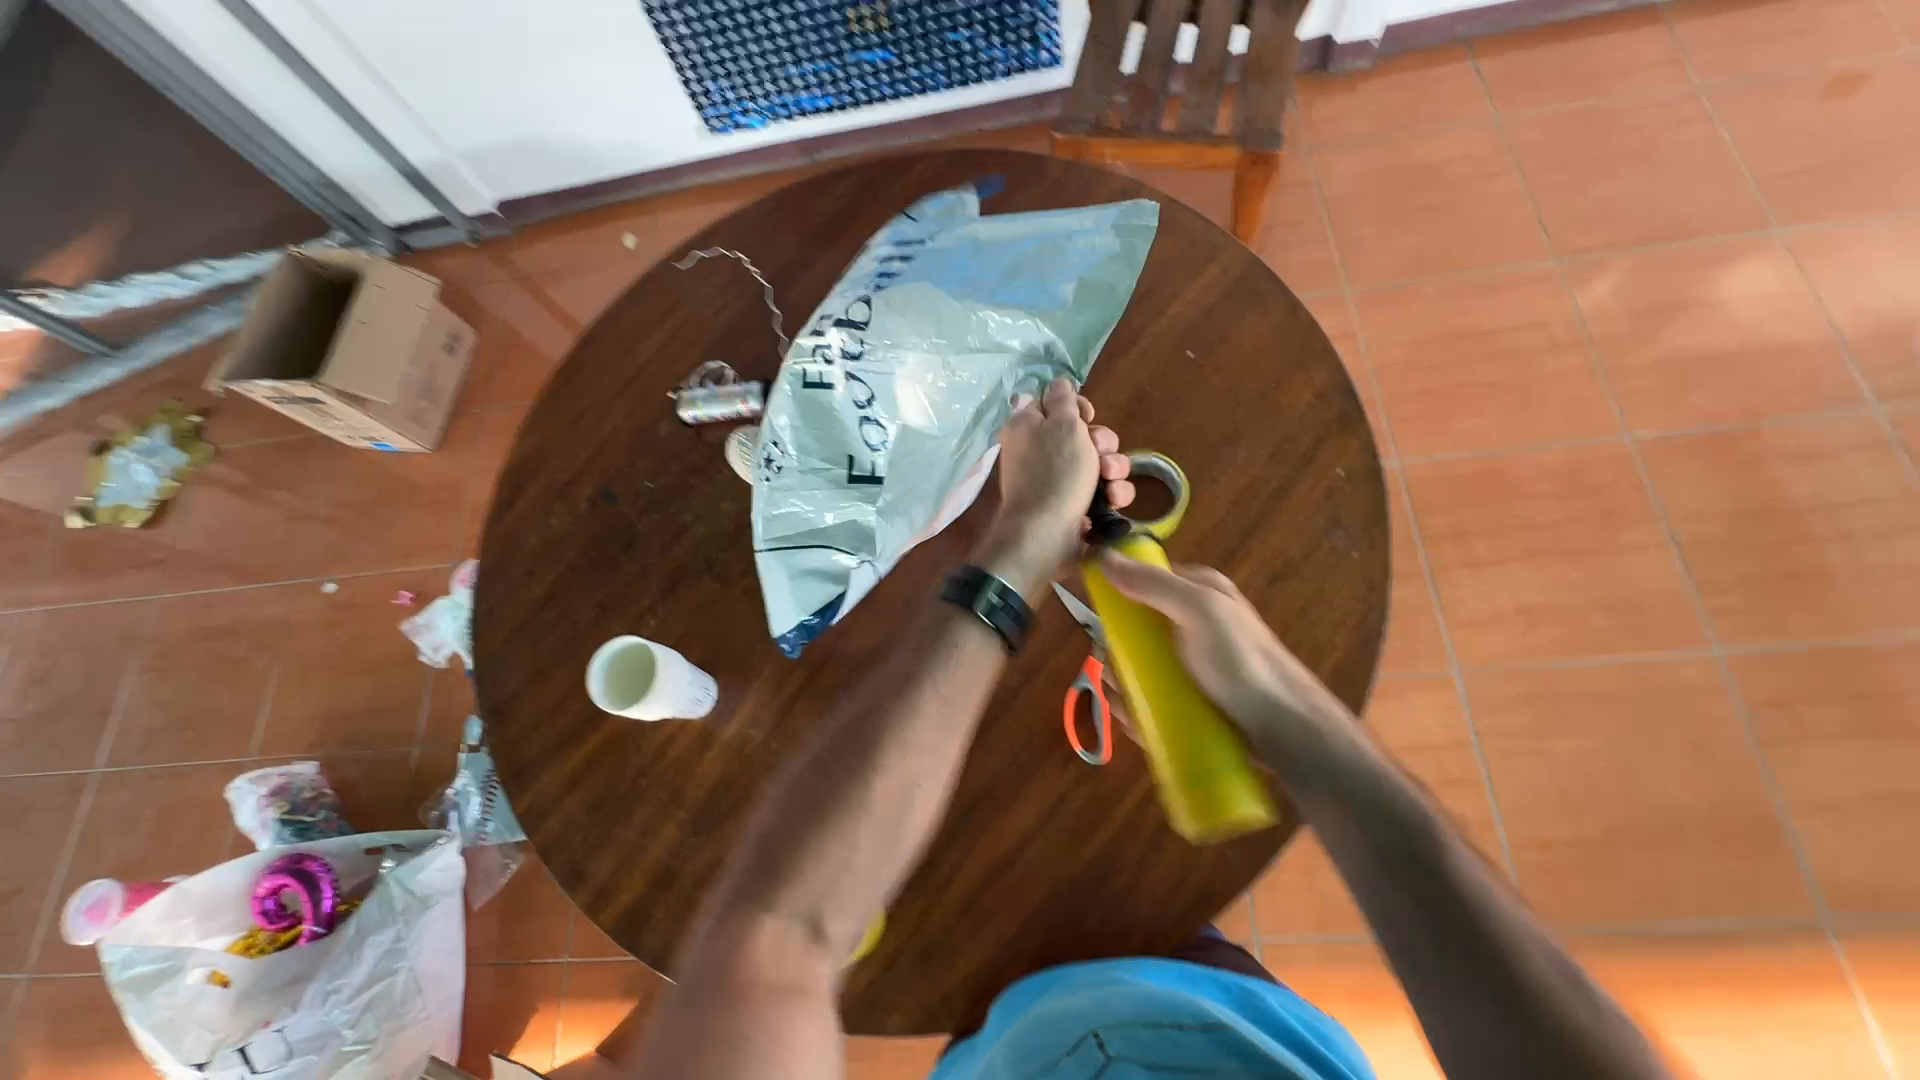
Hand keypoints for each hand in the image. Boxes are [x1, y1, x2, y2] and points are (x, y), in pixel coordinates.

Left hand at [975, 376, 1133, 597]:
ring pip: (1097, 463)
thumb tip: (1056, 384)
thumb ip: (1063, 398)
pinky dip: (1111, 494)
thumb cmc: (1055, 473)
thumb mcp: (1062, 424)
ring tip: (1111, 483)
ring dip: (1114, 469)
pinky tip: (1114, 501)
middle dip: (1103, 443)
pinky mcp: (1072, 505)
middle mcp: (1039, 451)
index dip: (1076, 407)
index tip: (1085, 417)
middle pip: (1082, 434)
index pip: (1054, 403)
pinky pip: (1099, 491)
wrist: (1046, 534)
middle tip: (1101, 455)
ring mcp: (1056, 480)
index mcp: (1027, 426)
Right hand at [1095, 552, 1349, 740]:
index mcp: (1200, 594)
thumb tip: (1102, 555)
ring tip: (1119, 699)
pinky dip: (1139, 709)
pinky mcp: (1193, 703)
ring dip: (1122, 684)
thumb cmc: (1242, 662)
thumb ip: (1152, 584)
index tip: (1097, 618)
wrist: (1286, 728)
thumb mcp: (1199, 610)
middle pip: (1139, 631)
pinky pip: (1155, 700)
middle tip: (1109, 670)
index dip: (1119, 595)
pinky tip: (1132, 720)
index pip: (1147, 583)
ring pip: (1142, 669)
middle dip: (1117, 651)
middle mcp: (1196, 626)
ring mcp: (1194, 668)